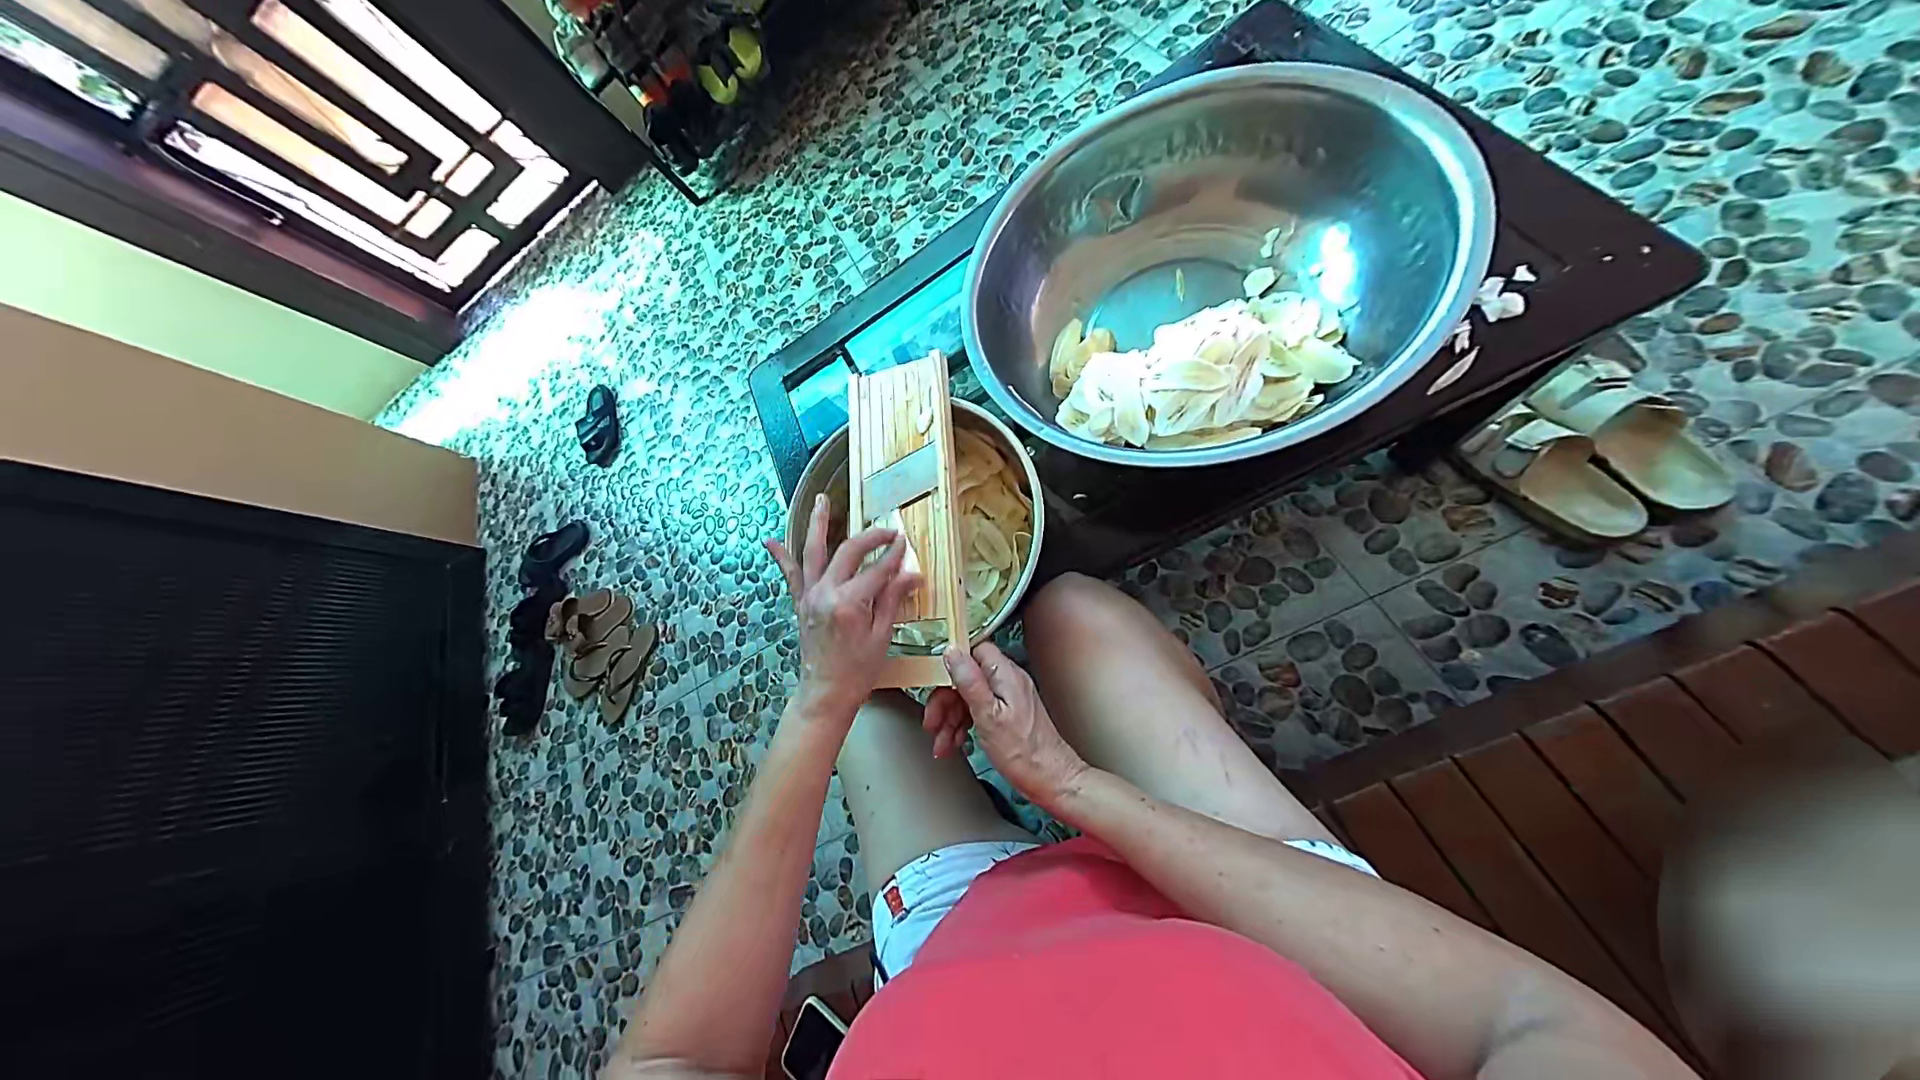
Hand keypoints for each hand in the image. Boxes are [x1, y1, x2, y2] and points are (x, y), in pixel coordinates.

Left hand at [765, 494, 922, 720]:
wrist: (826, 693)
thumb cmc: (857, 671)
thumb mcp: (882, 636)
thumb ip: (892, 599)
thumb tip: (910, 574)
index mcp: (849, 604)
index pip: (878, 570)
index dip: (894, 555)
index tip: (904, 543)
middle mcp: (826, 594)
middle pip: (849, 552)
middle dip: (870, 537)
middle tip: (887, 530)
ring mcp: (810, 596)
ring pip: (813, 551)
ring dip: (818, 524)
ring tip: (822, 501)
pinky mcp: (801, 603)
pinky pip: (791, 575)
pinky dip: (782, 556)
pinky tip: (772, 540)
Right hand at [937, 642, 1087, 805]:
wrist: (1051, 780)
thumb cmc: (1025, 753)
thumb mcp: (989, 716)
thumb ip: (970, 681)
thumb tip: (952, 651)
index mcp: (1005, 675)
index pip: (972, 650)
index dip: (951, 663)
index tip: (935, 682)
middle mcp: (1007, 681)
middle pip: (966, 676)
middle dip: (945, 700)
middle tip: (933, 722)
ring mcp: (1008, 698)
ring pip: (968, 696)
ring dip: (950, 718)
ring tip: (942, 741)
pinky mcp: (1006, 714)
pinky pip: (977, 711)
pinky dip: (962, 725)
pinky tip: (955, 742)